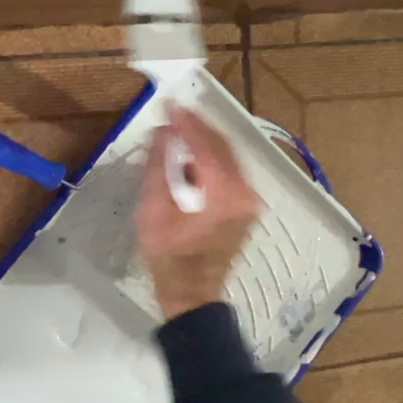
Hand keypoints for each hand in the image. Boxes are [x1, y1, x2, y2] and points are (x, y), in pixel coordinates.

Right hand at [136, 105, 260, 319]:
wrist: (191, 296)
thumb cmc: (168, 259)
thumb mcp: (153, 211)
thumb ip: (158, 167)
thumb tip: (162, 132)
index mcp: (223, 194)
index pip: (206, 145)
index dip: (186, 122)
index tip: (169, 106)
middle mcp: (244, 193)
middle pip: (222, 146)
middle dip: (198, 127)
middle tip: (174, 112)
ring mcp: (249, 202)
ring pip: (228, 158)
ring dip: (204, 143)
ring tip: (179, 131)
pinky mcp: (246, 209)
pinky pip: (230, 173)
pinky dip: (211, 161)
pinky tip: (191, 159)